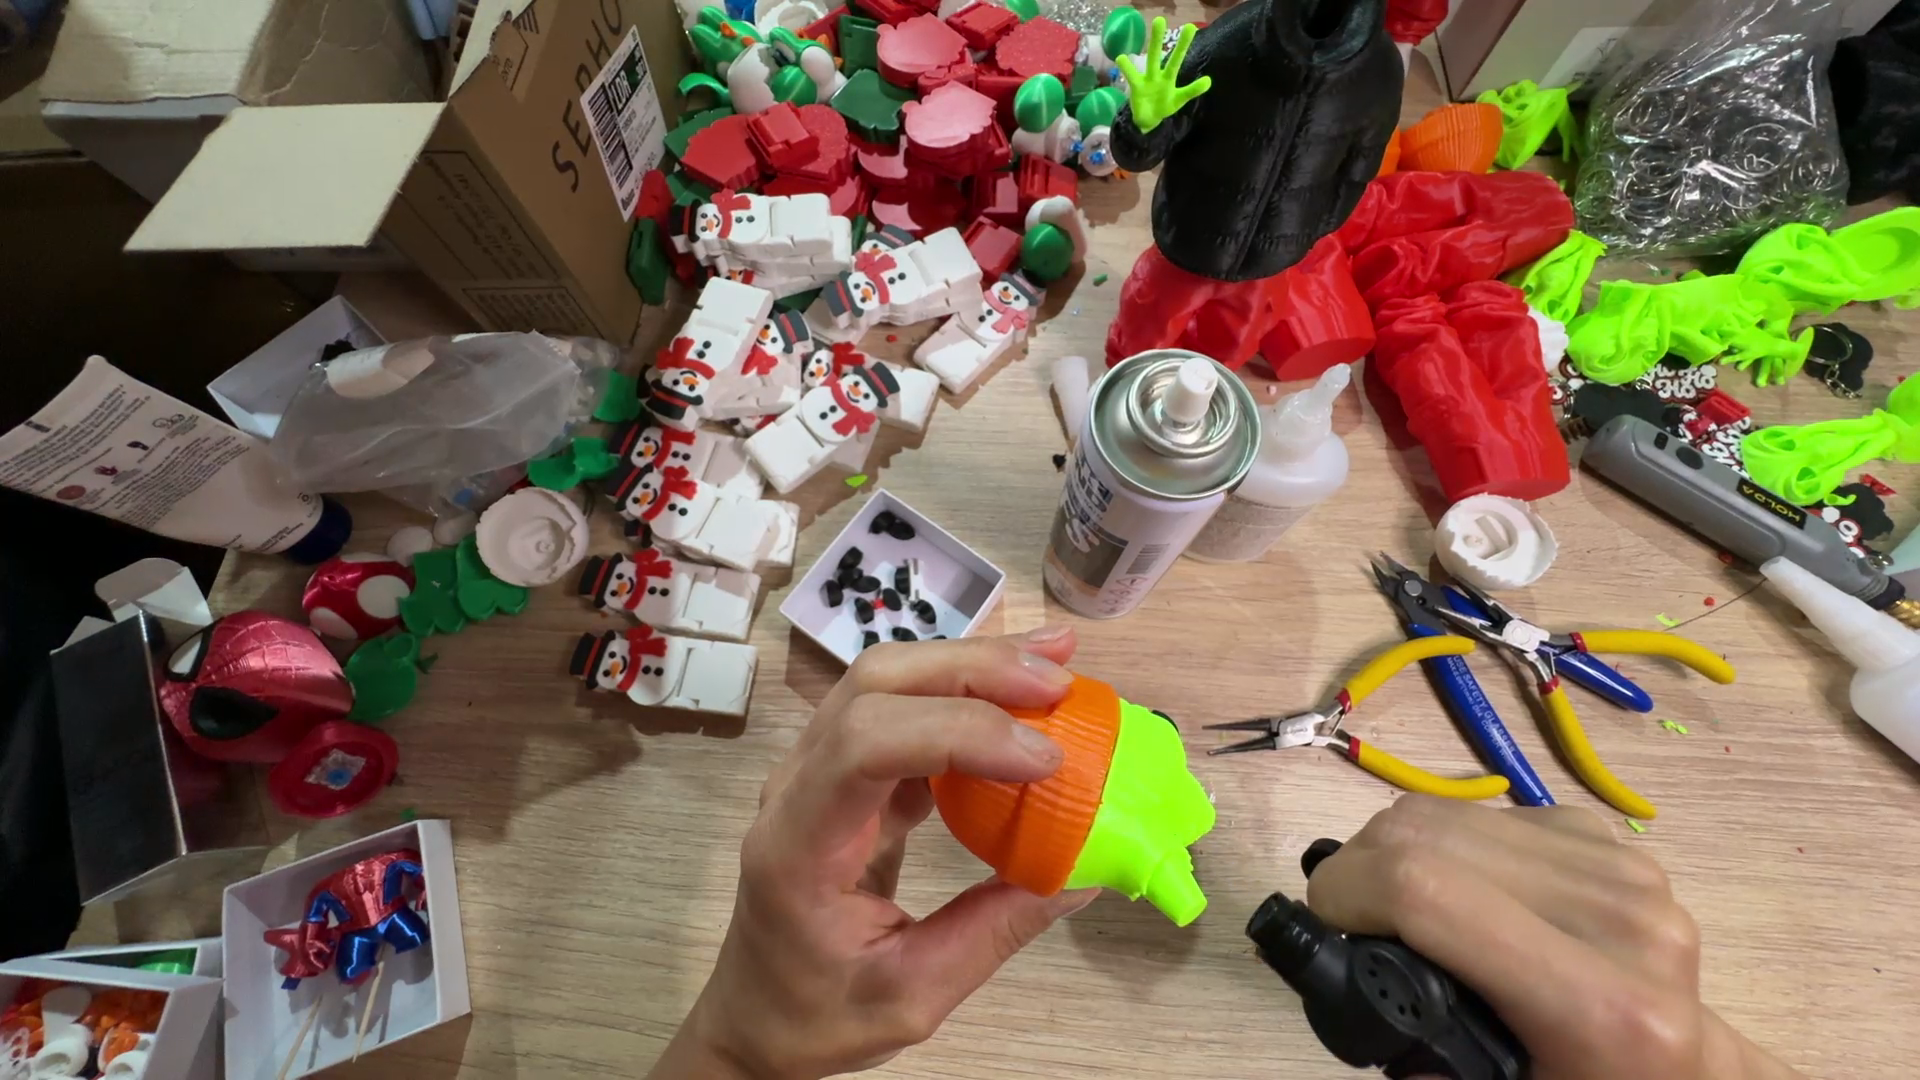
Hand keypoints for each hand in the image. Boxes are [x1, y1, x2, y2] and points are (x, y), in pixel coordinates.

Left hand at [650, 629, 1095, 1079]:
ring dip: (973, 663)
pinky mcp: (846, 761)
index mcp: (797, 840)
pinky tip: (1017, 690)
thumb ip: (994, 931)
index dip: (958, 733)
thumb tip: (1082, 872)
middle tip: (1059, 680)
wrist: (755, 1008)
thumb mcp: (912, 997)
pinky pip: (904, 704)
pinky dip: (965, 688)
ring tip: (1053, 661)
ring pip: (890, 676)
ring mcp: (817, 760)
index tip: (1044, 759)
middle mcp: (797, 779)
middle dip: (972, 670)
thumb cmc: (816, 1011)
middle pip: (877, 683)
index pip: (864, 745)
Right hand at [1118, 17, 1211, 133]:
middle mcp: (1157, 74)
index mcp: (1169, 77)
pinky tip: (1121, 58)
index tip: (1190, 27)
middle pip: (1158, 54)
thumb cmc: (1164, 105)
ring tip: (1146, 33)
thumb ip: (1192, 90)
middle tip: (1160, 19)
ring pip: (1148, 60)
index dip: (1182, 45)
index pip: (1176, 59)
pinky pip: (1131, 76)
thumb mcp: (1179, 99)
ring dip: (1149, 47)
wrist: (1148, 120)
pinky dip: (1126, 68)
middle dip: (1158, 39)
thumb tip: (1209, 80)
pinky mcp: (1136, 87)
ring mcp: (1147, 78)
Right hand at [1307, 797, 1805, 1079]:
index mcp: (1606, 1010)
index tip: (1321, 921)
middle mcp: (1624, 921)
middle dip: (1354, 865)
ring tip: (1396, 900)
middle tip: (1349, 913)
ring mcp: (1622, 869)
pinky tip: (1458, 885)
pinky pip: (1474, 811)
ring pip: (1436, 811)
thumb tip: (1314, 955)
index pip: (1420, 890)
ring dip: (1389, 847)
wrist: (1692, 1078)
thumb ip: (1396, 1033)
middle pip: (1418, 834)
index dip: (1342, 890)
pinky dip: (1437, 840)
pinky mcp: (1607, 837)